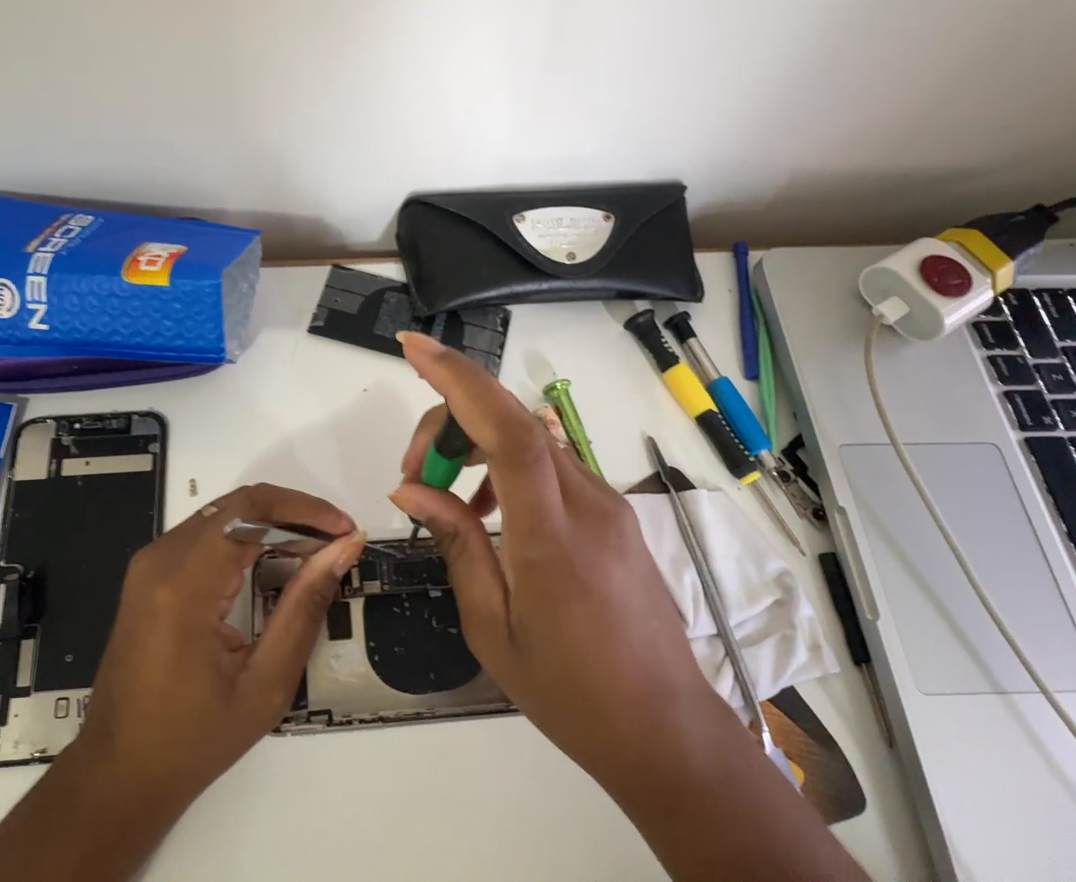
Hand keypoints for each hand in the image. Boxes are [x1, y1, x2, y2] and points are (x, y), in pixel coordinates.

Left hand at [0, 485, 366, 881]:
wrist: (119, 772)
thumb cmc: (194, 739)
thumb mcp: (265, 683)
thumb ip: (305, 607)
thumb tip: (344, 549)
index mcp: (183, 587)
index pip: (249, 511)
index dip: (304, 510)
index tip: (344, 531)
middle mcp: (159, 562)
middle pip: (235, 506)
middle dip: (293, 515)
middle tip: (336, 544)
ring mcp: (148, 567)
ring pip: (221, 516)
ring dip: (271, 525)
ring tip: (315, 555)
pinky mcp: (148, 577)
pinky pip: (204, 537)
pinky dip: (246, 540)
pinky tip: (276, 566)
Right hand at [388, 333, 713, 784]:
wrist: (664, 728)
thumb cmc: (569, 692)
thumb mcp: (492, 626)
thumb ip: (456, 543)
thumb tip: (411, 487)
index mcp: (552, 534)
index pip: (507, 429)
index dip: (458, 379)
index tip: (414, 347)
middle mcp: (588, 502)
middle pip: (515, 422)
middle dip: (451, 420)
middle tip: (412, 471)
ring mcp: (610, 505)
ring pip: (534, 441)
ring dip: (479, 445)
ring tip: (444, 497)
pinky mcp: (617, 515)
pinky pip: (553, 468)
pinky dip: (509, 470)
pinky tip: (488, 515)